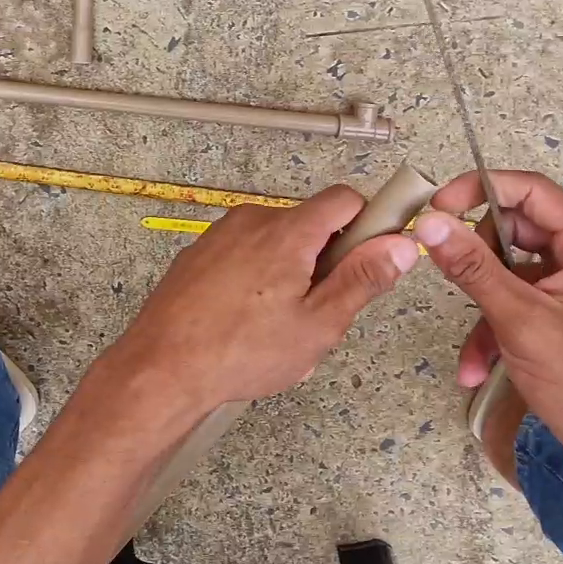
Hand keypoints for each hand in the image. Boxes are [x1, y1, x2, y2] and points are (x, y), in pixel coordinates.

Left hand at [110, 185, 419, 411]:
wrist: (163, 365)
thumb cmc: (240, 351)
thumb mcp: (318, 324)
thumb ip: (362, 280)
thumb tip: (399, 246)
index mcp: (287, 231)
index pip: (344, 198)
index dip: (367, 222)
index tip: (373, 254)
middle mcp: (253, 220)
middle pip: (309, 222)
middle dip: (325, 259)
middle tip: (320, 309)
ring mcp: (222, 233)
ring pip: (276, 241)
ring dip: (290, 270)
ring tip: (279, 323)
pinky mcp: (201, 251)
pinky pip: (245, 251)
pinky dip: (257, 274)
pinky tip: (247, 318)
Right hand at [415, 170, 562, 461]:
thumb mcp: (521, 321)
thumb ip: (472, 266)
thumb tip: (430, 222)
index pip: (531, 190)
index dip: (479, 189)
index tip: (438, 208)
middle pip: (516, 228)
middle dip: (478, 256)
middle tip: (448, 271)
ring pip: (511, 268)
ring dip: (481, 300)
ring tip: (470, 343)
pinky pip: (519, 299)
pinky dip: (495, 326)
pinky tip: (477, 366)